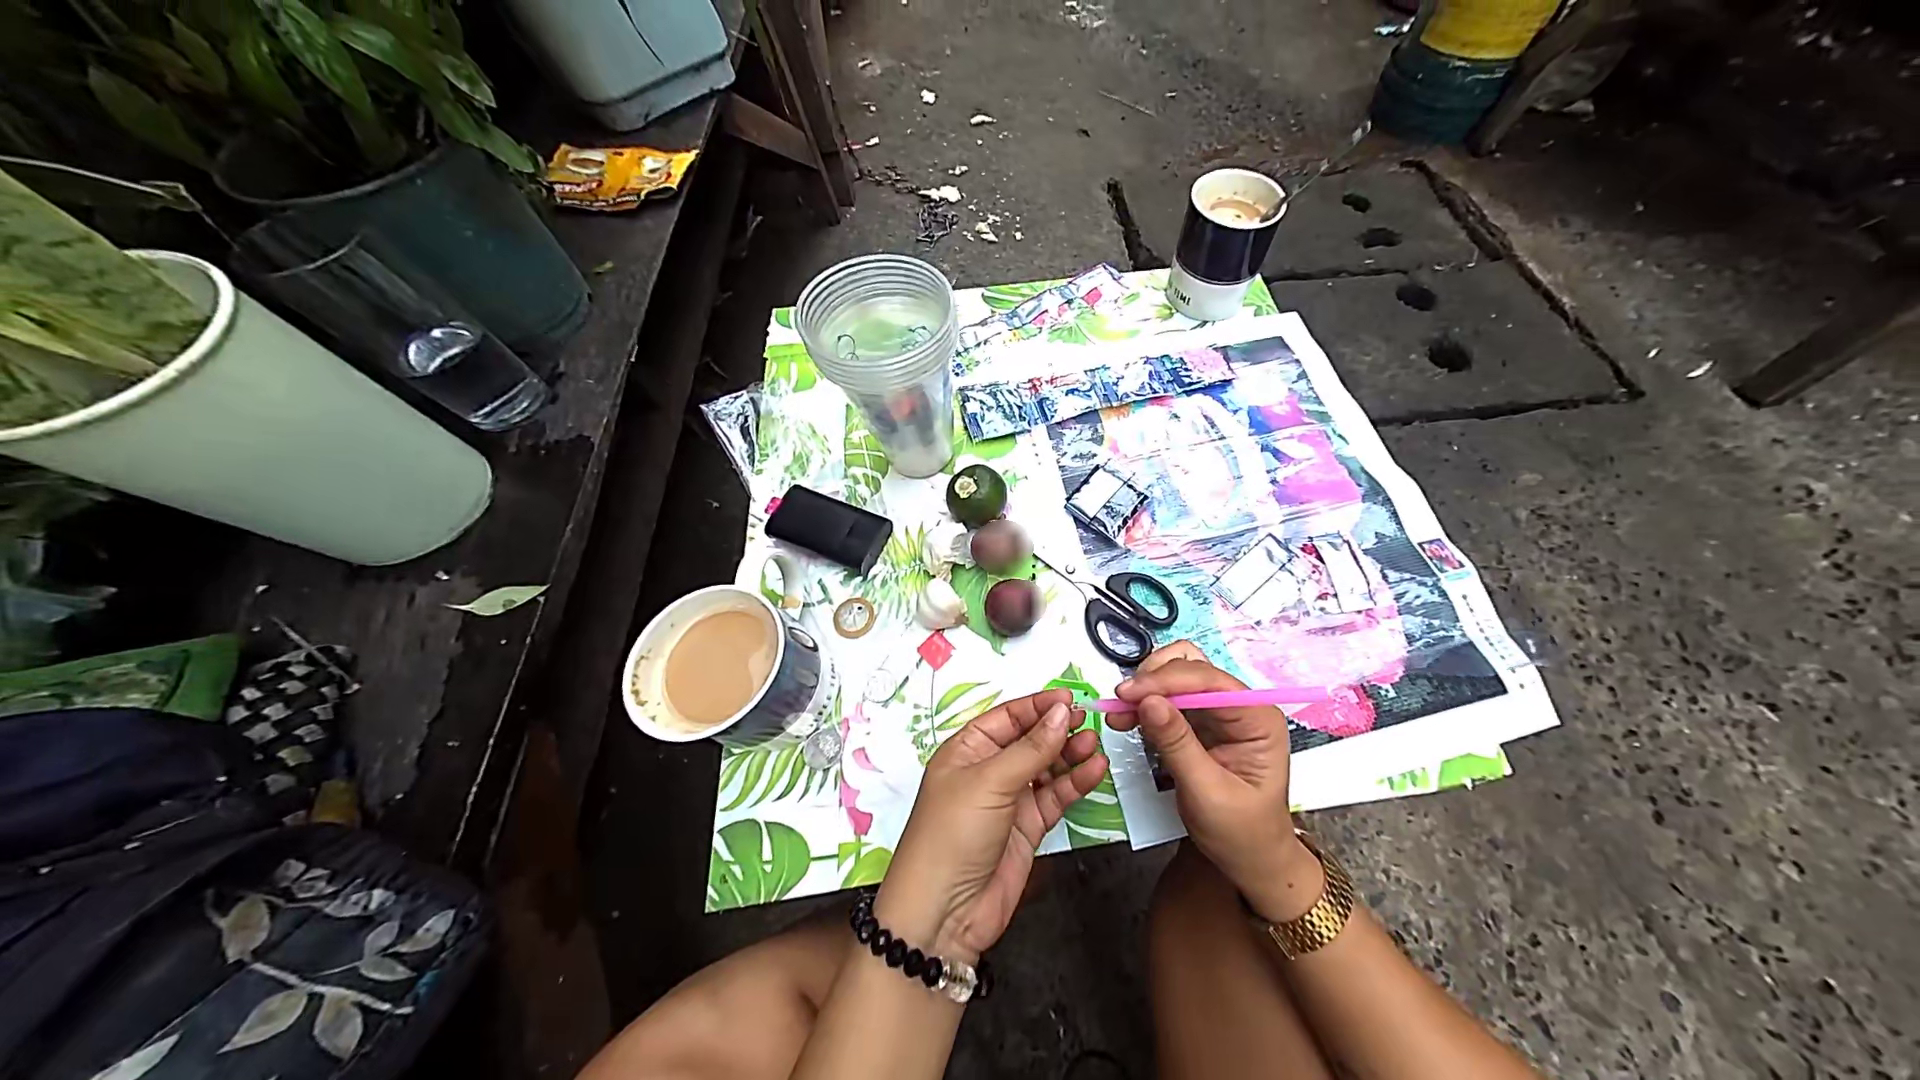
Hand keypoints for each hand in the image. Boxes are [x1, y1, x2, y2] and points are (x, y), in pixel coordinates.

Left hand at [876, 689, 1108, 964]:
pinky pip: (1056, 796)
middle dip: (1058, 729)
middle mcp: (988, 770)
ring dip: (1071, 754)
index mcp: (967, 749)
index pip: (1008, 716)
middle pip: (1030, 739)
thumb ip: (1031, 748)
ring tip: (1095, 744)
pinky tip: (1094, 770)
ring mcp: (1009, 799)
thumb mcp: (990, 782)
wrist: (946, 911)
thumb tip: (1061, 712)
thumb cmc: (951, 836)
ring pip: (1047, 767)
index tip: (1070, 699)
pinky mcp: (1028, 826)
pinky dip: (1075, 783)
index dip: (1038, 706)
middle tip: (1088, 721)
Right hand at [1106, 641, 1321, 921]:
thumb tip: (1147, 702)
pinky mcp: (1198, 723)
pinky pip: (1167, 699)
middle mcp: (1239, 706)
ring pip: (1176, 677)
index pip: (1209, 680)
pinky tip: (1125, 719)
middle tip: (1121, 701)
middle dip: (1153, 679)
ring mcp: (1218, 713)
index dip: (1166, 680)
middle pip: (1192, 668)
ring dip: (1145, 688)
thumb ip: (1177, 744)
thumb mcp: (1207, 792)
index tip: (1129, 693)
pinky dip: (1143, 704)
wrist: (1250, 861)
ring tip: (1119, 712)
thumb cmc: (1241, 833)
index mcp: (1257, 718)